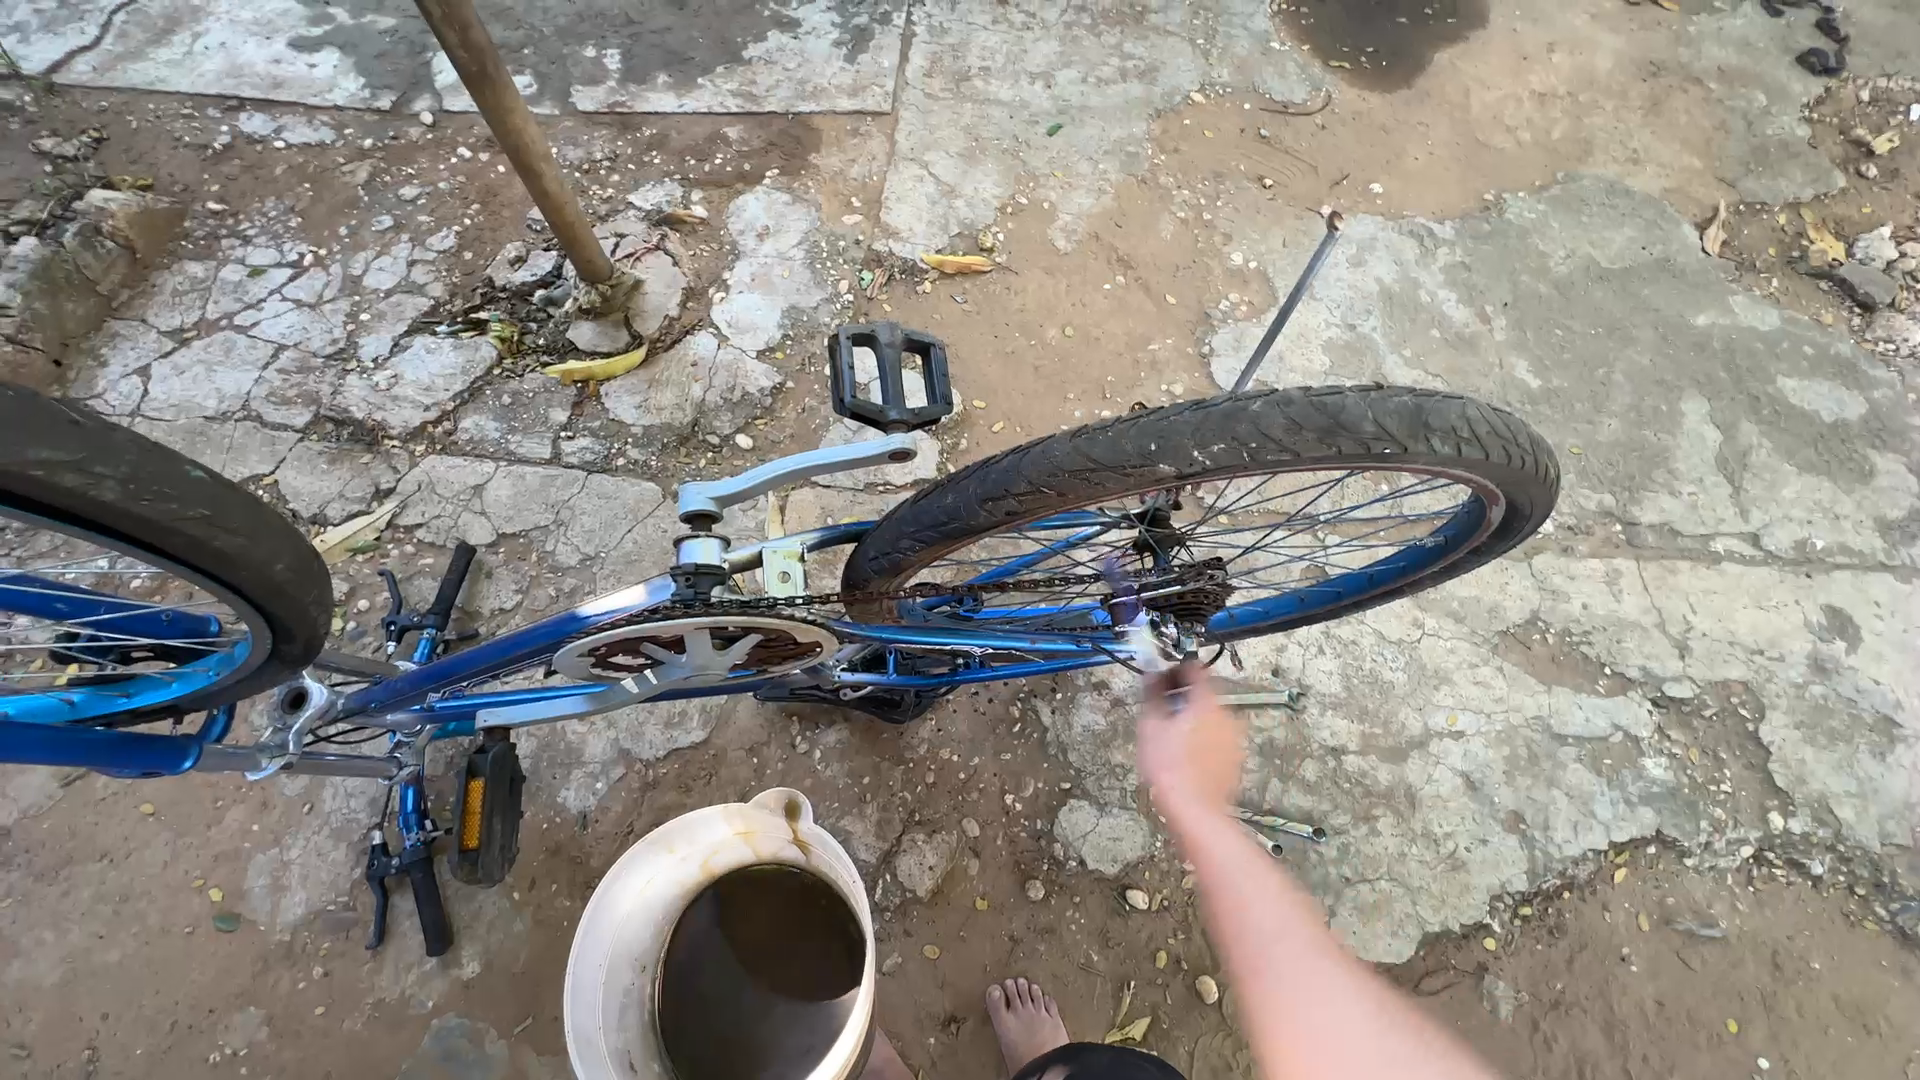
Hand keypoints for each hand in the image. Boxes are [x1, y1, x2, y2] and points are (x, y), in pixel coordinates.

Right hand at [1135, 663, 1246, 822]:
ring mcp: (1234, 737)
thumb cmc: (1169, 766)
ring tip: (1170, 737)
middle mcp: (1227, 714)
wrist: (1193, 809)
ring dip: (1192, 718)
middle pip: (1203, 694)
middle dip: (1182, 698)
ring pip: (1210, 717)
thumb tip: (1151, 674)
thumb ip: (1152, 692)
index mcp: (1206, 701)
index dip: (1175, 670)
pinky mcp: (1236, 758)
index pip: (1195, 669)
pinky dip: (1203, 738)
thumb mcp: (1150, 724)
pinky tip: (1185, 755)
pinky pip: (1217, 737)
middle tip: (1160, 712)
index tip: (1161, 680)